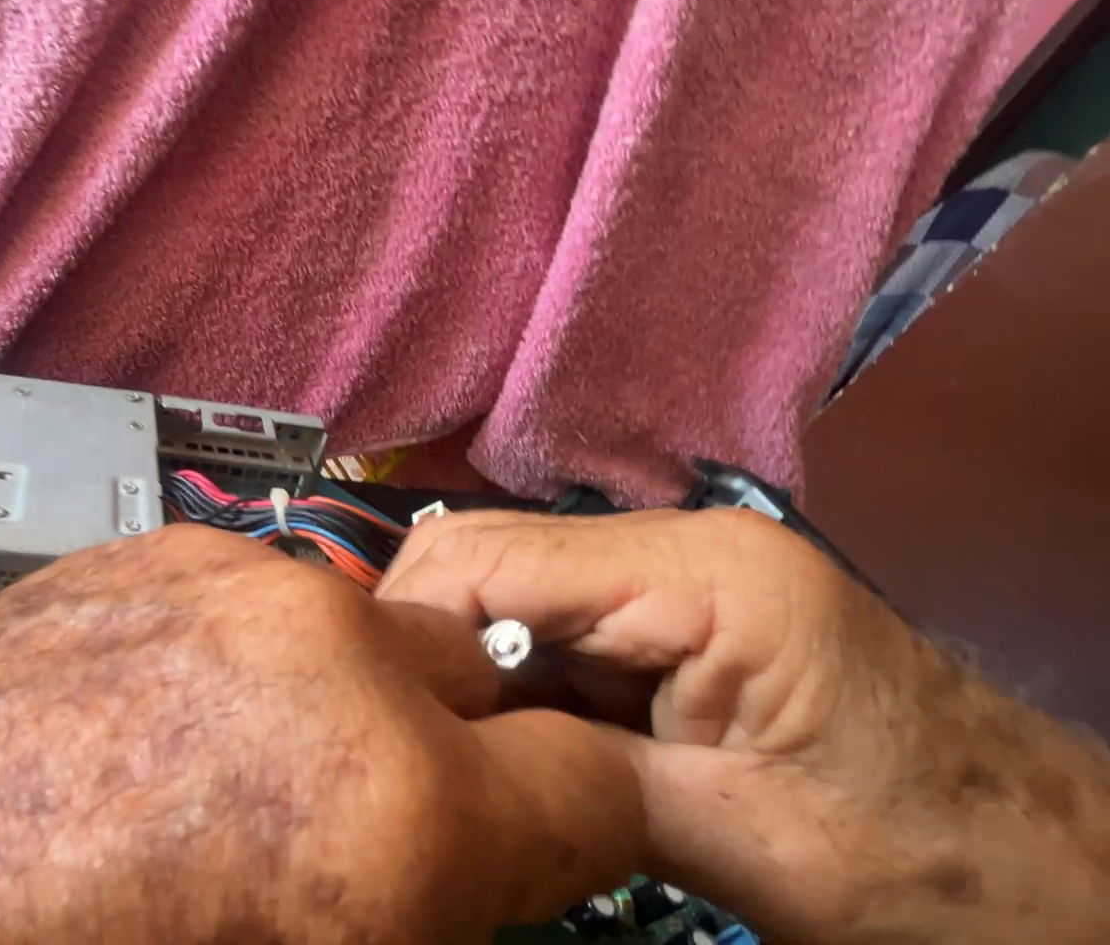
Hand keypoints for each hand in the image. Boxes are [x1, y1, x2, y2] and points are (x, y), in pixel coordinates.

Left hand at [0, 524, 646, 940]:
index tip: (528, 845)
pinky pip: (253, 600)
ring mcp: (230, 579)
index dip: (572, 825)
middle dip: (447, 753)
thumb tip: (448, 870)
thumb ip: (407, 910)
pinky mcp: (152, 548)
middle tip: (353, 822)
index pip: (591, 783)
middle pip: (471, 679)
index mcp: (394, 799)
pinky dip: (246, 653)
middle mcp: (328, 650)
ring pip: (358, 631)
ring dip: (336, 695)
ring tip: (229, 767)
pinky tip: (157, 713)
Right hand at [379, 509, 1109, 943]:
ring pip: (497, 577)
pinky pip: (536, 615)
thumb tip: (446, 746)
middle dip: (423, 630)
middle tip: (394, 718)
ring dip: (456, 649)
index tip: (375, 705)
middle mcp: (671, 541)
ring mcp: (663, 568)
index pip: (493, 559)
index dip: (414, 623)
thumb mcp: (747, 842)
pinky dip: (498, 665)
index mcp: (702, 573)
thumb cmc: (937, 870)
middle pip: (483, 549)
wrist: (1055, 874)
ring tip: (439, 727)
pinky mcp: (656, 604)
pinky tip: (496, 724)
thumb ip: (580, 778)